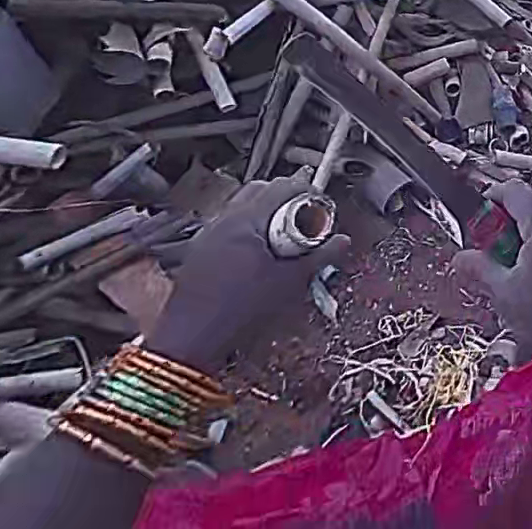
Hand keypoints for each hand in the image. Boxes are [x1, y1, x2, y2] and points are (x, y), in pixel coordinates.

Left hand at [147, 178, 349, 371]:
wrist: (188, 344)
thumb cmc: (241, 310)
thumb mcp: (289, 282)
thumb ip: (320, 257)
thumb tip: (343, 241)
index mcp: (246, 220)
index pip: (283, 187)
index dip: (308, 191)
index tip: (321, 207)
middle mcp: (223, 219)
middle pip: (261, 189)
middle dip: (286, 197)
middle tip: (304, 218)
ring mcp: (207, 233)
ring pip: (243, 204)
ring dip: (266, 210)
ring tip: (282, 234)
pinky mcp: (199, 249)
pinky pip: (229, 222)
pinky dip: (249, 225)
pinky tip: (258, 251)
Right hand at [452, 183, 531, 389]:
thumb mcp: (505, 294)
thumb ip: (480, 269)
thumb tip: (460, 257)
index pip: (512, 189)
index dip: (490, 198)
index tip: (478, 220)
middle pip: (526, 206)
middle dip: (504, 226)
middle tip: (492, 257)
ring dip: (522, 239)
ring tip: (514, 274)